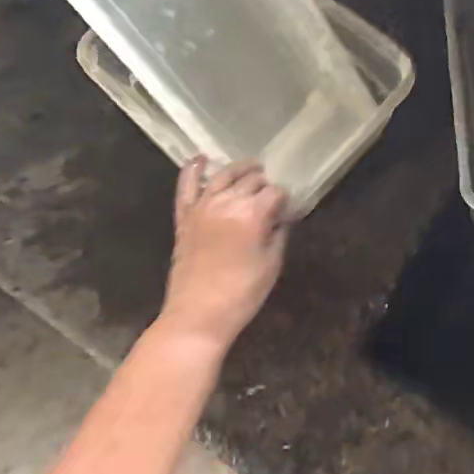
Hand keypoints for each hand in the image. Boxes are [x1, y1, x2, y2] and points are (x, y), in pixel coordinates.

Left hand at [158, 158, 288, 351]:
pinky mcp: (184, 216)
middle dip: (265, 183)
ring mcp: (202, 207)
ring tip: (252, 167)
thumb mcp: (271, 265)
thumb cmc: (241, 294)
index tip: (288, 207)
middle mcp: (227, 202)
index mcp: (252, 213)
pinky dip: (193, 169)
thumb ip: (278, 234)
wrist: (197, 315)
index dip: (284, 198)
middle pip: (251, 180)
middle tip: (272, 193)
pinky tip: (201, 158)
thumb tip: (281, 218)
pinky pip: (186, 186)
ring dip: (239, 168)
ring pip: (223, 175)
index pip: (274, 193)